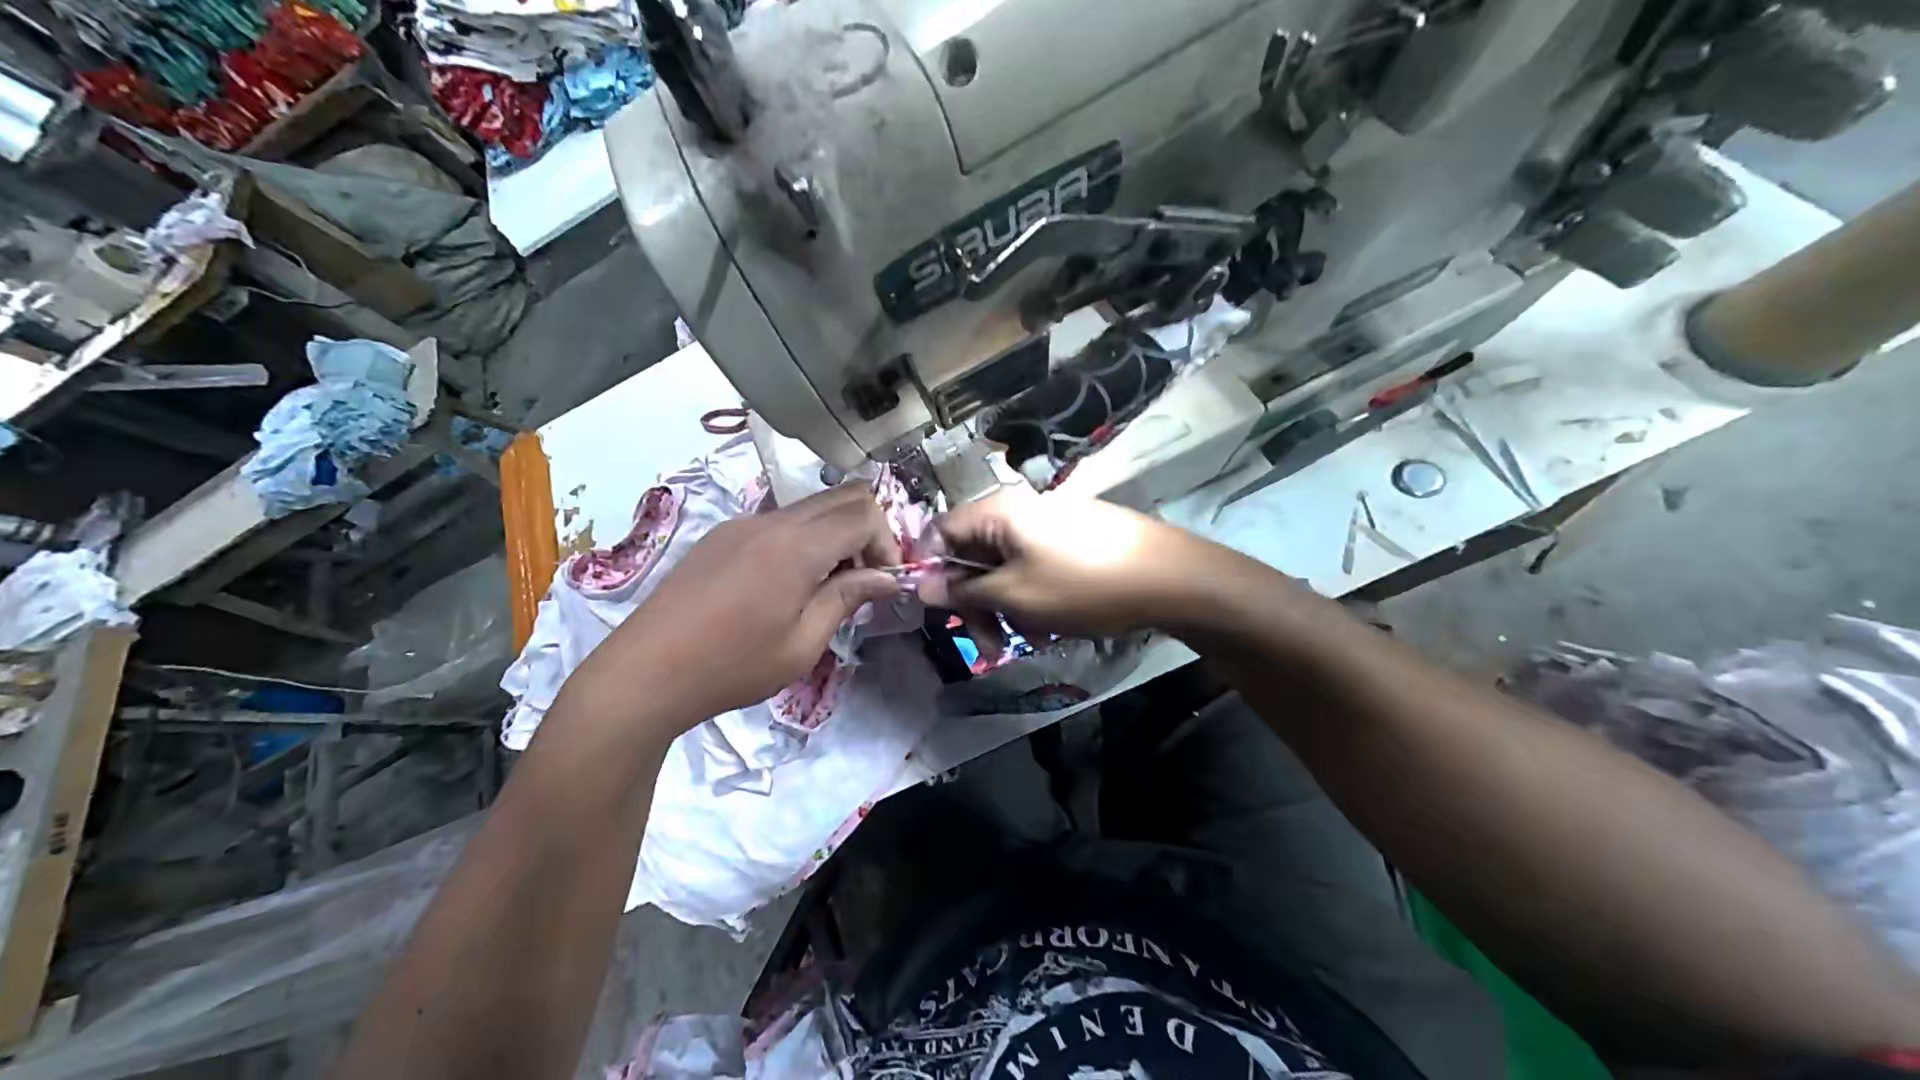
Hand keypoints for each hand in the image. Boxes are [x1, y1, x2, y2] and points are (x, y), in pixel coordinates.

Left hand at [561, 484, 902, 735]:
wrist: (646, 672)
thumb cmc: (732, 666)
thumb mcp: (802, 644)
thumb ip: (846, 599)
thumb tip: (886, 578)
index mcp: (796, 547)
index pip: (864, 513)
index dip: (887, 543)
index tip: (883, 582)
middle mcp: (771, 521)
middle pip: (842, 496)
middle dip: (867, 530)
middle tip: (864, 577)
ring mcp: (743, 523)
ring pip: (810, 506)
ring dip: (835, 534)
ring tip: (827, 585)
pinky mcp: (722, 535)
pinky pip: (779, 521)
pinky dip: (803, 539)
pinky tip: (788, 583)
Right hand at [917, 487, 1259, 638]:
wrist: (1171, 578)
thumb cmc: (1082, 587)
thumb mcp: (1014, 597)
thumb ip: (962, 592)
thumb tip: (920, 586)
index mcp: (997, 512)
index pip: (940, 533)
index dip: (932, 573)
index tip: (943, 613)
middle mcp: (1019, 508)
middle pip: (974, 553)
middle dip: (976, 602)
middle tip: (989, 647)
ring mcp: (1050, 521)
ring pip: (1006, 565)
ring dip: (1006, 606)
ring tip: (1032, 638)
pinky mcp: (1075, 536)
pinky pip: (1035, 564)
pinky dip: (1033, 596)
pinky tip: (1054, 624)